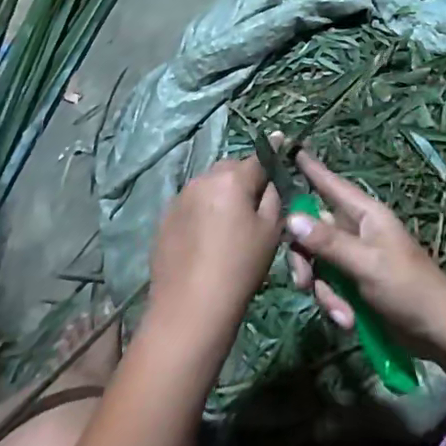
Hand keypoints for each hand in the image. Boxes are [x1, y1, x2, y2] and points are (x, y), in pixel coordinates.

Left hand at [145, 156, 282, 348]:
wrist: (191, 305)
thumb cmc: (239, 267)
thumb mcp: (270, 232)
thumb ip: (273, 197)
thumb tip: (269, 181)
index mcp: (232, 179)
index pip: (258, 157)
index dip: (272, 152)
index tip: (280, 141)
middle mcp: (202, 179)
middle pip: (230, 169)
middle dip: (244, 176)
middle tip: (256, 199)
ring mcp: (180, 197)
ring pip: (208, 184)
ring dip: (221, 192)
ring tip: (230, 219)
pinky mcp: (165, 217)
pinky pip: (191, 203)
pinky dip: (203, 209)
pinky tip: (207, 234)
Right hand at [285, 151, 445, 361]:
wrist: (439, 333)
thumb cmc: (409, 289)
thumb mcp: (366, 264)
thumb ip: (327, 242)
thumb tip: (291, 218)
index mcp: (365, 215)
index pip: (331, 184)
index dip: (310, 168)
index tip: (290, 149)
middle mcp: (357, 230)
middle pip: (311, 230)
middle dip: (305, 259)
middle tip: (304, 282)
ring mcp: (355, 257)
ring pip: (317, 262)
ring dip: (323, 290)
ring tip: (340, 313)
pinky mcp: (354, 283)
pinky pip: (329, 284)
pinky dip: (334, 303)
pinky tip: (347, 321)